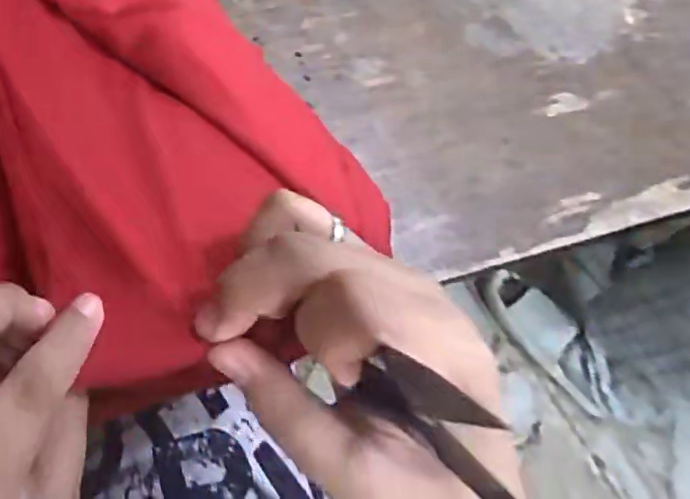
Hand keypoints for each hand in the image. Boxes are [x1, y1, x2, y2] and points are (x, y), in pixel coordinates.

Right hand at [196, 191, 519, 498]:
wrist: (472, 489)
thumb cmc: (423, 492)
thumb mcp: (356, 477)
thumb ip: (286, 412)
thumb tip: (218, 347)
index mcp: (431, 342)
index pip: (344, 290)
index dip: (271, 303)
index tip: (221, 341)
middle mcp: (416, 286)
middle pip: (315, 244)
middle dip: (251, 280)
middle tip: (217, 327)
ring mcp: (396, 268)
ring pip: (309, 217)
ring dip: (261, 256)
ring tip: (250, 311)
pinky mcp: (375, 265)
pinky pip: (314, 230)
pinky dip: (275, 254)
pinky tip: (273, 304)